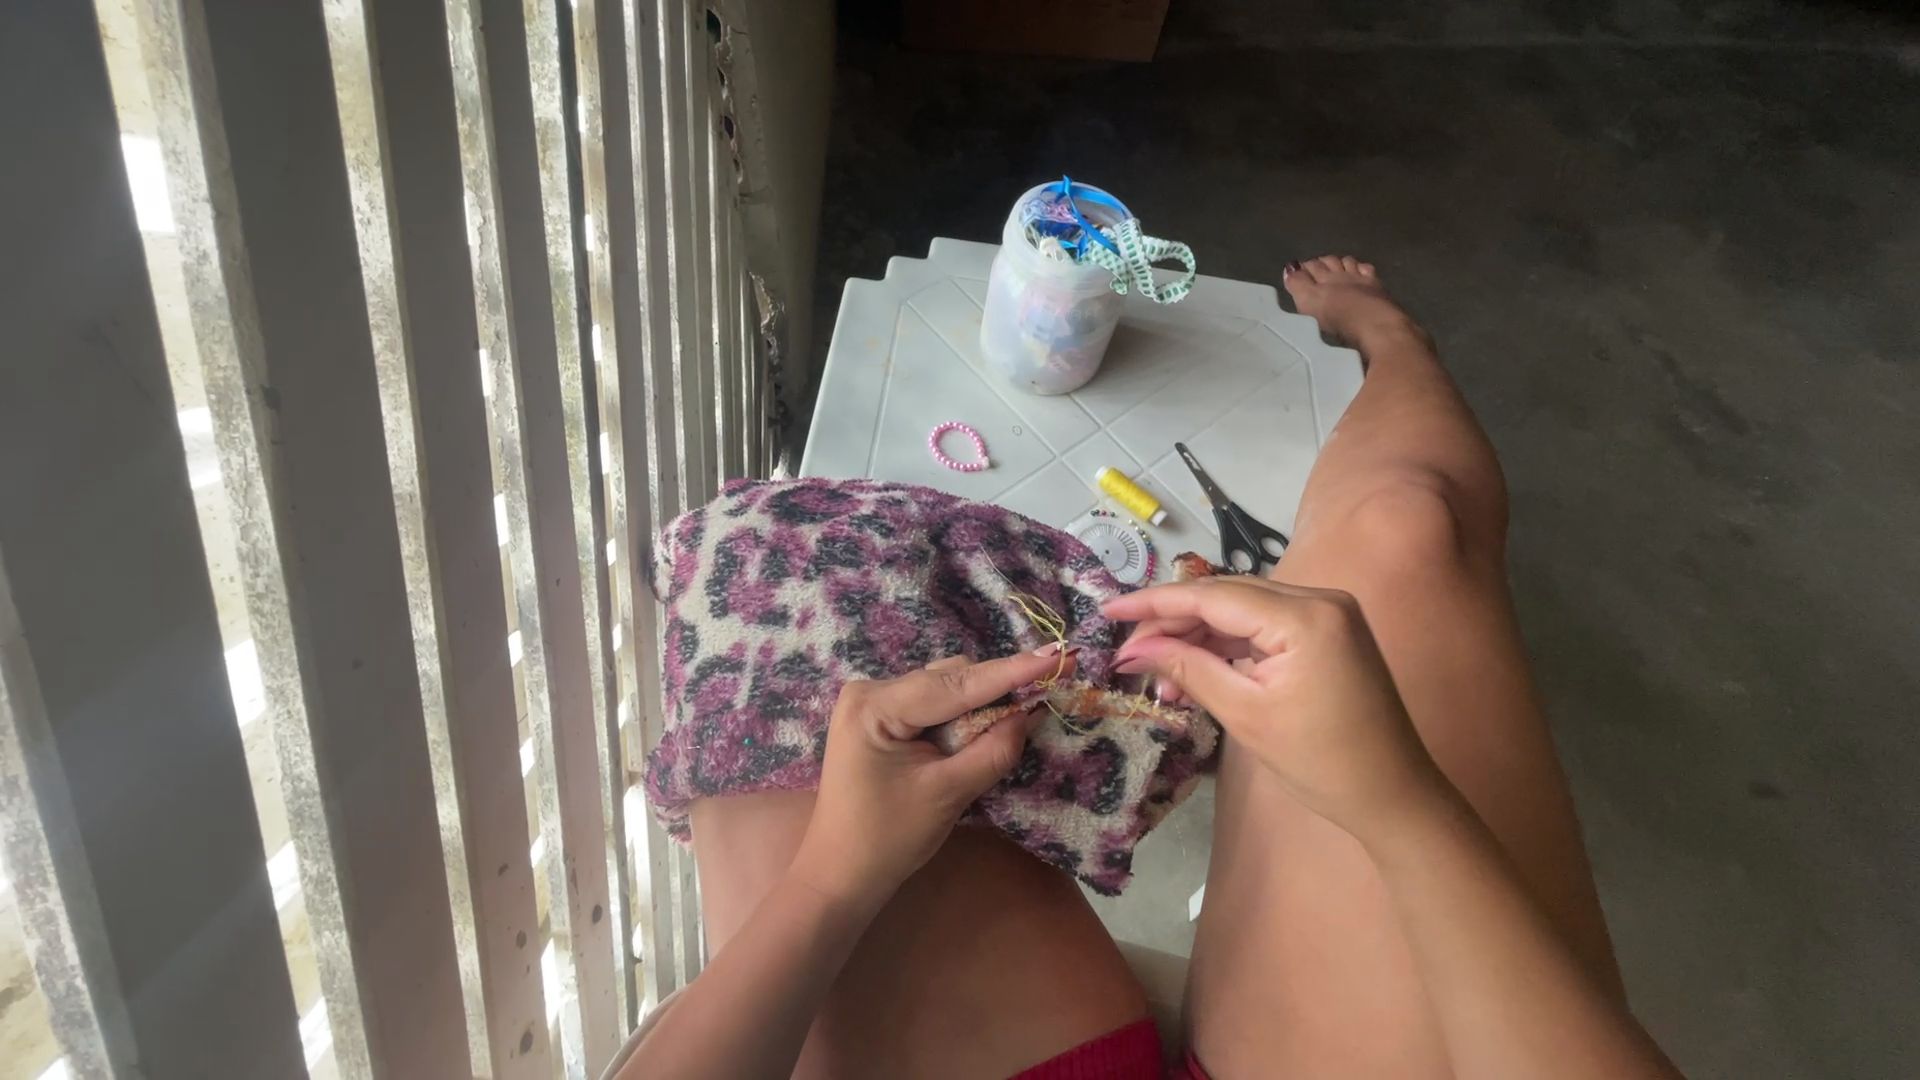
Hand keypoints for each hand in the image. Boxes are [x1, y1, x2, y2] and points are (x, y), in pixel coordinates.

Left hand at [789, 648, 1064, 909]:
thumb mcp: (948, 795)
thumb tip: (1031, 713)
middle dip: (994, 692)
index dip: (1011, 670)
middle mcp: (870, 690)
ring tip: (1005, 728)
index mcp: (875, 706)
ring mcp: (872, 701)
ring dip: (978, 705)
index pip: (955, 684)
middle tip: (1037, 707)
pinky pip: (932, 702)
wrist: (840, 875)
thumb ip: (992, 750)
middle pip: (949, 678)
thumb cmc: (888, 840)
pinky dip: (959, 716)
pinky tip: (975, 733)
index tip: (1058, 653)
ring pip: (944, 687)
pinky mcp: (880, 716)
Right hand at [1104, 578, 1446, 839]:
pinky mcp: (1324, 630)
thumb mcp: (1243, 713)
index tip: (1110, 611)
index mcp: (1305, 616)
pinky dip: (1224, 646)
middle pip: (1224, 597)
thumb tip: (1132, 649)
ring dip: (1195, 636)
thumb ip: (1186, 668)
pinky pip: (1259, 626)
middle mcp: (1318, 599)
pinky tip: (1191, 670)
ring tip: (1157, 673)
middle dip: (1172, 622)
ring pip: (1238, 610)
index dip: (1154, 602)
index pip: (1212, 596)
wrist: (1392, 797)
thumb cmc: (1319, 762)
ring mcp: (1325, 612)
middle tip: (1129, 653)